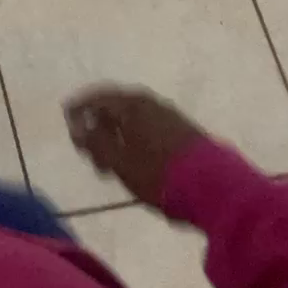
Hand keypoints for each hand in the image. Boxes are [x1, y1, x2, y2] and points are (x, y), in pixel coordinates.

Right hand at [63, 85, 203, 211]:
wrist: (219, 190)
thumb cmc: (159, 174)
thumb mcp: (119, 162)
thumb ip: (94, 142)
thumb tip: (77, 127)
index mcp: (129, 103)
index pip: (95, 98)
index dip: (78, 109)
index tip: (67, 123)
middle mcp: (148, 101)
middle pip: (114, 107)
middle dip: (97, 127)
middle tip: (89, 152)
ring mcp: (169, 115)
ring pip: (132, 119)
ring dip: (116, 136)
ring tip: (112, 163)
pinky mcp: (184, 130)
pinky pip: (148, 127)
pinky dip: (135, 139)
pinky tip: (136, 161)